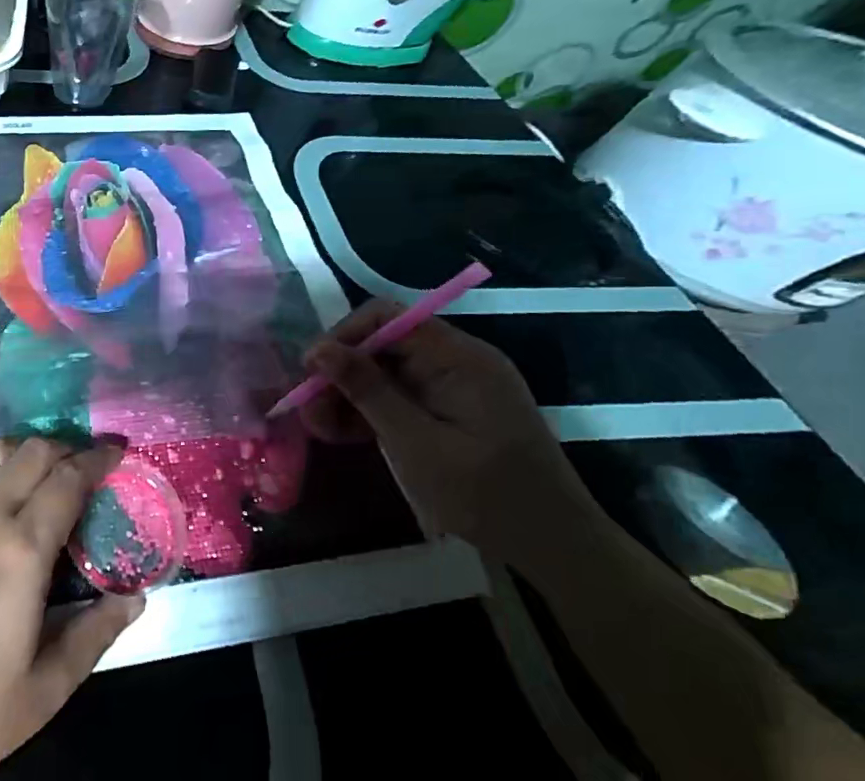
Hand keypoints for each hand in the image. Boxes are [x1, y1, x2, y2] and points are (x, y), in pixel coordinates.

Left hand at [0, 438, 141, 780]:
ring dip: (24, 454)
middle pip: (31, 452)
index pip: (68, 479)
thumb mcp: (49, 684)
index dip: (98, 459)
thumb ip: (96, 631)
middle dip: (66, 449)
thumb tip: (135, 598)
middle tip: (90, 467)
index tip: (118, 451)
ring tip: (45, 478)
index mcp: (22, 549)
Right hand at [302, 298, 606, 572]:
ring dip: (348, 397)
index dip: (342, 336)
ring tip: (319, 429)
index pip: (387, 318)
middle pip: (381, 345)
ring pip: (384, 373)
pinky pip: (399, 397)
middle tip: (308, 412)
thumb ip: (367, 391)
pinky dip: (370, 413)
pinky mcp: (448, 410)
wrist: (555, 547)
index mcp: (459, 358)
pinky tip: (342, 434)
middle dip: (340, 374)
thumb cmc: (487, 495)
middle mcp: (456, 361)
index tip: (311, 372)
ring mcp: (453, 386)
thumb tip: (317, 349)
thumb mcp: (416, 443)